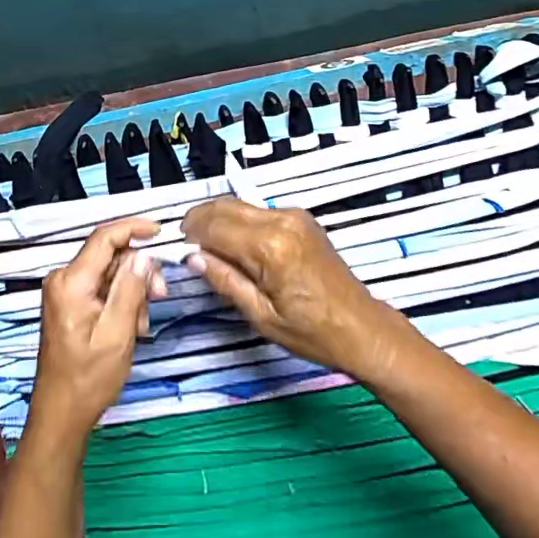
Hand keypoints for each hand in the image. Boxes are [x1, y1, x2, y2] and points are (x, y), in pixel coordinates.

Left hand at [25, 218, 166, 437]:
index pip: (104, 238)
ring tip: (142, 322)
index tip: (160, 231)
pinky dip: (120, 300)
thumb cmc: (89, 379)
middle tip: (160, 295)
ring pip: (109, 272)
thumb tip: (144, 255)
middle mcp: (63, 279)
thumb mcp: (117, 333)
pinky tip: (130, 325)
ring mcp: (64, 291)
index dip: (133, 228)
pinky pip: (101, 287)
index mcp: (71, 282)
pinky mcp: (69, 303)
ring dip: (132, 290)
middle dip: (138, 271)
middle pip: (110, 256)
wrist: (61, 414)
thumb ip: (130, 289)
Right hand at [182, 199, 416, 381]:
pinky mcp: (301, 219)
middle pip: (225, 207)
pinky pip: (258, 212)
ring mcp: (293, 216)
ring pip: (240, 206)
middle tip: (186, 243)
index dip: (191, 234)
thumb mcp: (261, 316)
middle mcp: (281, 221)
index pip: (215, 226)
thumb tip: (193, 258)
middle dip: (200, 220)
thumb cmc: (312, 332)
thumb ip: (225, 280)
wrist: (361, 327)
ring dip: (219, 219)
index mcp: (270, 247)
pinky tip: (235, 245)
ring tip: (207, 247)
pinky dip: (239, 222)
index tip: (177, 247)